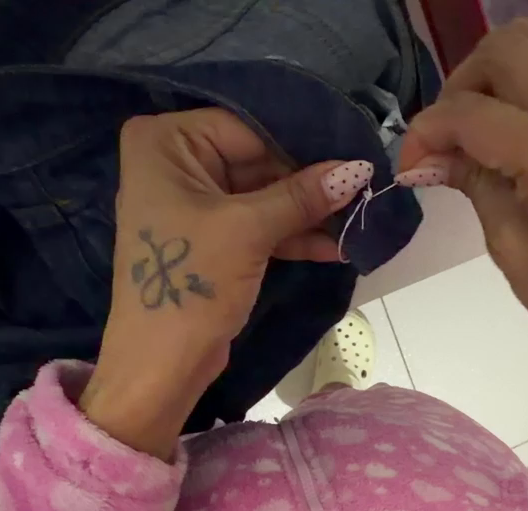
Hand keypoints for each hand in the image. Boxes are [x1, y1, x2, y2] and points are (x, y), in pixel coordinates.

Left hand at [80, 109, 372, 457]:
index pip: (248, 129)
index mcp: (166, 142)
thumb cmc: (193, 284)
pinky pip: (258, 227)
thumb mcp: (249, 231)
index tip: (354, 155)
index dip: (302, 145)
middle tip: (364, 190)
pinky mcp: (212, 242)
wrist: (163, 364)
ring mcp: (193, 206)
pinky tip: (337, 246)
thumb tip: (358, 169)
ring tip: (359, 221)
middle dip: (309, 184)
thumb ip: (303, 196)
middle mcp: (175, 164)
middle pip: (258, 162)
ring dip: (308, 215)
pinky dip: (293, 238)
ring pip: (263, 198)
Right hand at [398, 21, 527, 385]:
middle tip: (443, 140)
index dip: (428, 131)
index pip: (474, 113)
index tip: (408, 164)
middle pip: (504, 51)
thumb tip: (425, 155)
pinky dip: (516, 86)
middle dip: (459, 89)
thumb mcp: (506, 241)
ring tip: (470, 131)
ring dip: (488, 79)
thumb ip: (470, 180)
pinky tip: (500, 131)